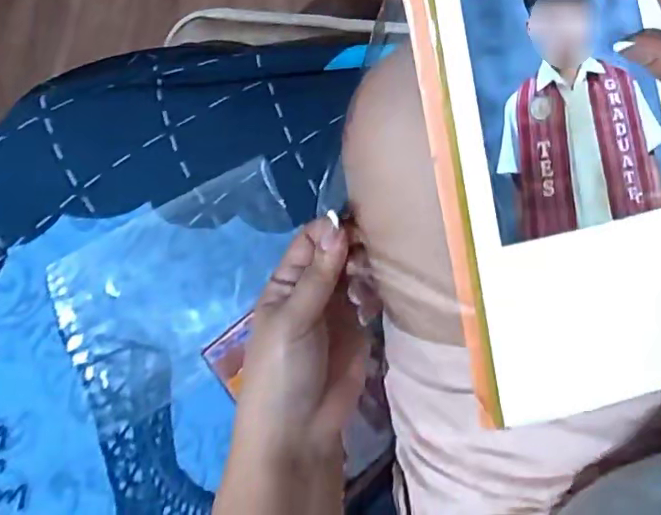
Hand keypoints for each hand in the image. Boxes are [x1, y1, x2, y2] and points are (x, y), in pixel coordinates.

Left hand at [227, 217, 372, 469]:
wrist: (299, 434)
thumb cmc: (283, 373)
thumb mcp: (293, 320)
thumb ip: (318, 274)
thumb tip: (338, 226)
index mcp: (286, 284)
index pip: (310, 240)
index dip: (331, 230)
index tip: (355, 229)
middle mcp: (312, 289)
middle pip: (338, 250)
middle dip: (355, 247)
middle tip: (367, 259)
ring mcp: (337, 306)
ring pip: (358, 269)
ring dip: (368, 269)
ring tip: (368, 289)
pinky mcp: (359, 324)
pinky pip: (373, 293)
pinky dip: (378, 291)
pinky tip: (375, 304)